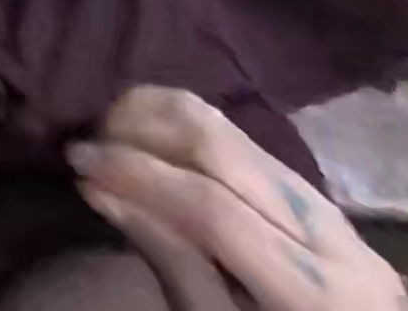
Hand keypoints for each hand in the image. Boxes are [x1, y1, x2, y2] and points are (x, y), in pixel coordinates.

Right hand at [69, 87, 407, 310]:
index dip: (135, 175)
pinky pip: (223, 129)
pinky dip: (167, 120)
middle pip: (216, 147)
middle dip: (135, 131)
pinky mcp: (299, 181)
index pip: (213, 208)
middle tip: (87, 142)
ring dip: (146, 116)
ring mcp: (320, 200)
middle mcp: (332, 234)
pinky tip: (137, 136)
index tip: (75, 161)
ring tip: (106, 135)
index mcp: (319, 291)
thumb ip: (166, 258)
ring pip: (217, 124)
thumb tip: (94, 188)